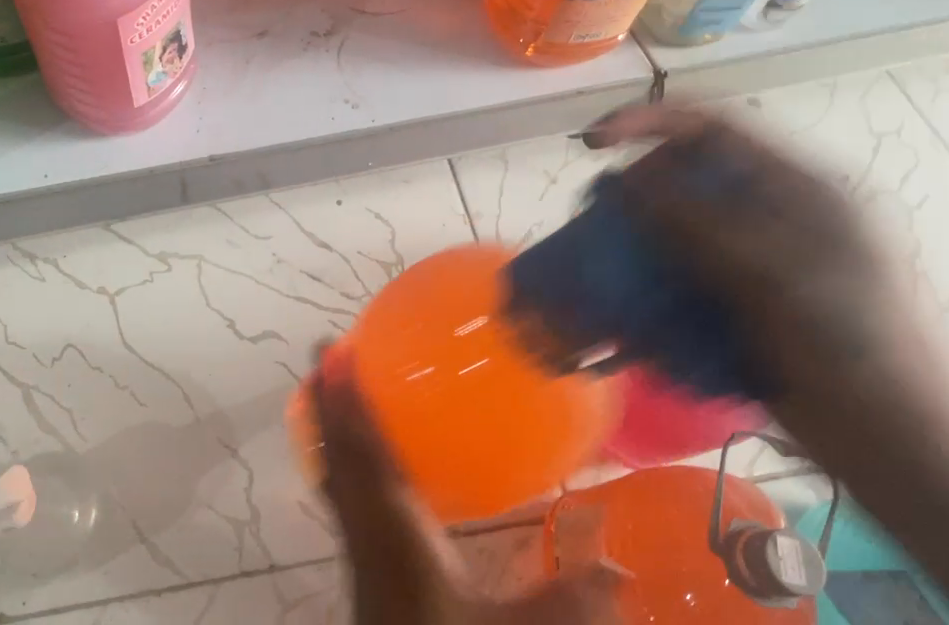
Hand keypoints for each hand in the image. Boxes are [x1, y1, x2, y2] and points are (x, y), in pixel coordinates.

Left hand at [308, 344, 621, 624]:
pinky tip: (360, 458)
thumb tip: (621, 570)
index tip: (339, 351)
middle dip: (328, 400)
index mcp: (394, 534)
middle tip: (326, 349)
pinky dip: (343, 461)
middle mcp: (366, 532)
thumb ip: (564, 605)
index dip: (350, 402)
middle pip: (337, 454)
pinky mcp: (364, 563)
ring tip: (332, 386)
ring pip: (335, 474)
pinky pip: (344, 496)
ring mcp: (359, 549)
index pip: (365, 455)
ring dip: (330, 427)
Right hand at [583, 103, 948, 458]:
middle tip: (594, 217)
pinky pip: (682, 280)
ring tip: (599, 272)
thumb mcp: (782, 277)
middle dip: (635, 193)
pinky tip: (630, 316)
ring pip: (678, 232)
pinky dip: (651, 291)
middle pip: (688, 179)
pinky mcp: (745, 304)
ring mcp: (760, 262)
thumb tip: (626, 182)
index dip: (650, 122)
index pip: (715, 128)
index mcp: (802, 189)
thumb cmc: (860, 352)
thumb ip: (702, 225)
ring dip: (634, 248)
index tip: (593, 143)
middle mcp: (778, 216)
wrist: (907, 451)